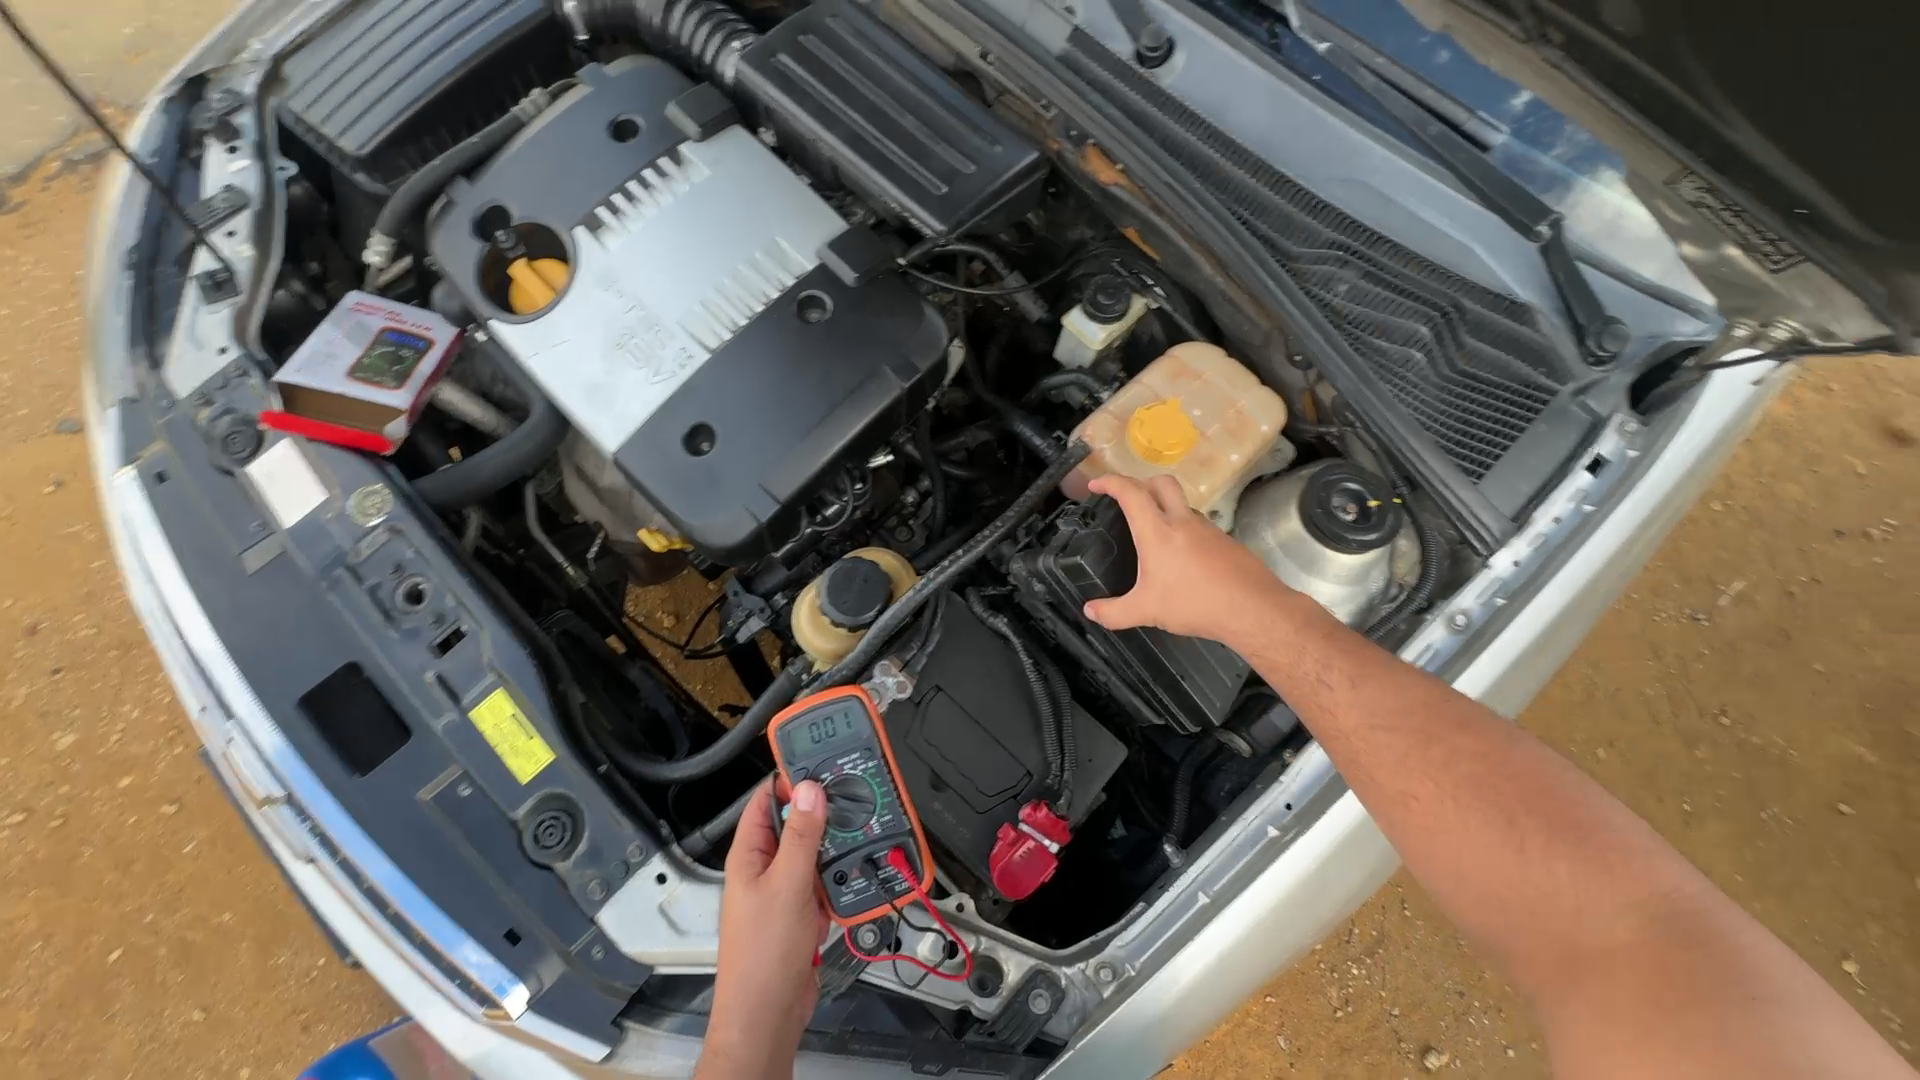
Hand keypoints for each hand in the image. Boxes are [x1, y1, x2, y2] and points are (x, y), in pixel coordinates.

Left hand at [698, 778, 828, 1079]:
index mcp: (748, 855)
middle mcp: (762, 870)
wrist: (768, 1014)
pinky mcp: (799, 912)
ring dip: (831, 849)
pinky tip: (850, 878)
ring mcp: (781, 892)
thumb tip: (809, 791)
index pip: (764, 801)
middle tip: (848, 796)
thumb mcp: (788, 885)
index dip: (788, 779)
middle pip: (793, 825)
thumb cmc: (762, 956)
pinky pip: (821, 882)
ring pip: (811, 854)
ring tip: (854, 837)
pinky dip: (836, 878)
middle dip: (819, 814)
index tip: (817, 763)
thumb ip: (802, 836)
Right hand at [1083, 474, 1302, 650]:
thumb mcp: (1146, 612)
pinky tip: (1181, 557)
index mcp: (1157, 531)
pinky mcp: (1225, 540)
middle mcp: (1182, 521)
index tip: (1096, 484)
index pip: (1130, 493)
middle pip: (1161, 483)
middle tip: (1127, 499)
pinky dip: (1183, 529)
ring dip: (1164, 507)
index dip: (1110, 482)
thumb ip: (1113, 613)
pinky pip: (1198, 524)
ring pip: (1182, 503)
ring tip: (1153, 533)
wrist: (1252, 608)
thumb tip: (1090, 611)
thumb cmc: (1194, 604)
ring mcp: (1207, 529)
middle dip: (1140, 482)